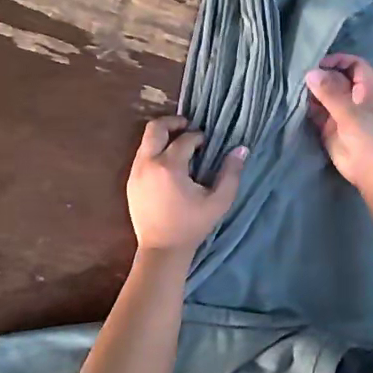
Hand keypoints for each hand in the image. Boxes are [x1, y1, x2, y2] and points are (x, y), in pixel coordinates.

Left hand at [126, 116, 246, 259]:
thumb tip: (241, 149)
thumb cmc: (192, 226)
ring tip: (179, 145)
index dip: (198, 137)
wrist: (161, 250)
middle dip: (173, 122)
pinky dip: (155, 151)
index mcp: (169, 166)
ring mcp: (136, 172)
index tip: (206, 143)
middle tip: (188, 126)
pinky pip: (141, 156)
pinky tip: (168, 164)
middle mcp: (148, 163)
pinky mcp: (131, 182)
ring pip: (146, 141)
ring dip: (163, 137)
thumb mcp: (218, 202)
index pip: (184, 139)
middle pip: (155, 128)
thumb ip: (231, 174)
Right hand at [304, 54, 372, 191]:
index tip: (318, 62)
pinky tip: (295, 103)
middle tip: (298, 74)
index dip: (339, 60)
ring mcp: (343, 112)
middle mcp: (355, 98)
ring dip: (312, 91)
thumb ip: (330, 92)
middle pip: (337, 78)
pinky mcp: (331, 127)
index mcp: (368, 90)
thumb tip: (310, 73)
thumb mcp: (350, 113)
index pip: (355, 65)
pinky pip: (318, 112)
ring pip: (326, 95)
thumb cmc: (368, 139)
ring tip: (293, 87)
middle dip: (321, 75)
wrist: (371, 173)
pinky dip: (308, 106)